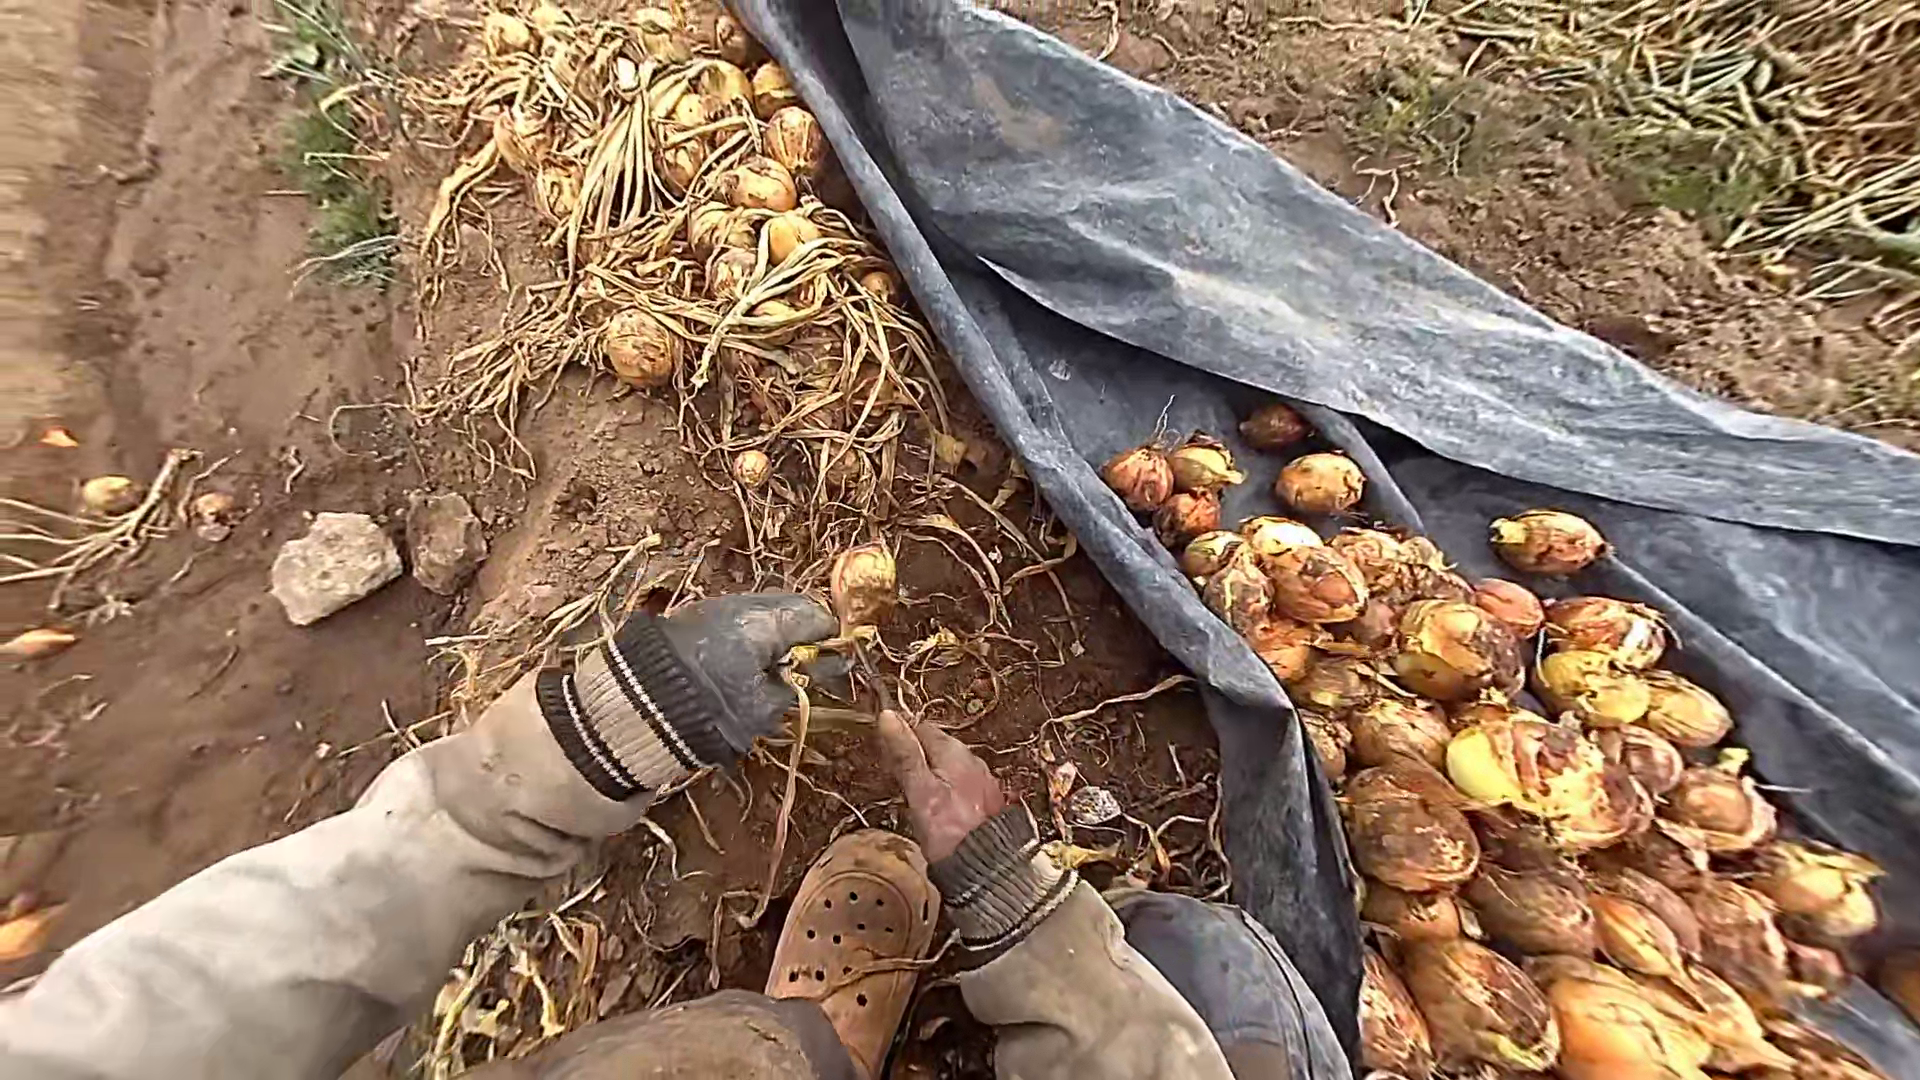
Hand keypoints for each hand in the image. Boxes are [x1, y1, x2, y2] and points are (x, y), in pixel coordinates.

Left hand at [658, 593, 842, 750]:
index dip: (830, 640)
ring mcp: (720, 604)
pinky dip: (752, 634)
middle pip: (794, 607)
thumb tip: (831, 665)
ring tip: (771, 666)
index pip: (819, 616)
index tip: (831, 664)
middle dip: (805, 634)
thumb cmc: (712, 710)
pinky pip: (742, 616)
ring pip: (767, 610)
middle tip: (803, 667)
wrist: (632, 709)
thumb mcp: (766, 704)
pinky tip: (742, 660)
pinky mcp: (700, 613)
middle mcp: (746, 602)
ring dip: (778, 634)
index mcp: (768, 621)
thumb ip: (803, 679)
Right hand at [876, 708, 1006, 860]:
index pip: (921, 727)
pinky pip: (960, 782)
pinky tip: (938, 804)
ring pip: (948, 764)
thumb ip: (905, 753)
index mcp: (953, 751)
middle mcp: (971, 759)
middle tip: (893, 769)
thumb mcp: (919, 791)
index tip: (883, 746)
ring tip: (912, 789)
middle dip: (915, 753)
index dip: (900, 734)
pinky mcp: (987, 799)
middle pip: (935, 745)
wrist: (990, 869)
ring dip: (930, 771)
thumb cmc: (951, 832)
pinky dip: (945, 787)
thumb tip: (888, 717)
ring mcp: (981, 779)